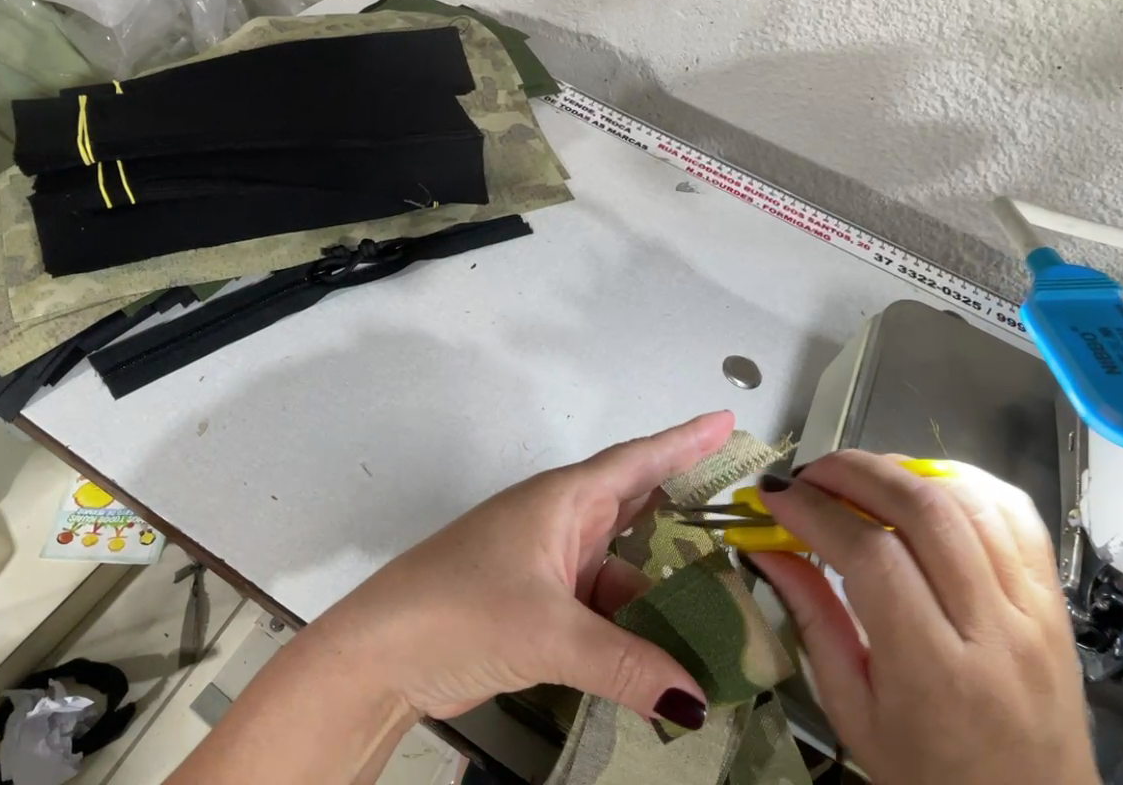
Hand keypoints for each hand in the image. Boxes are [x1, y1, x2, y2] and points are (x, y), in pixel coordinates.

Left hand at [297, 410, 735, 728]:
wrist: (381, 654)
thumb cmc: (456, 610)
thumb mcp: (547, 632)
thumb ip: (626, 664)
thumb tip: (694, 700)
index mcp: (562, 500)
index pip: (638, 459)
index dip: (686, 440)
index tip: (726, 421)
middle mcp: (560, 523)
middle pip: (637, 508)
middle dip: (687, 511)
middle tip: (741, 515)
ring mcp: (549, 565)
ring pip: (624, 569)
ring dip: (662, 594)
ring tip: (719, 621)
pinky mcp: (538, 605)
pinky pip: (603, 608)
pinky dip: (632, 630)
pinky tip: (662, 661)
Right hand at [751, 452, 1097, 784]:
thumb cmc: (927, 773)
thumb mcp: (851, 710)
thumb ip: (811, 618)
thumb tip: (764, 547)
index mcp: (934, 671)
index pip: (872, 556)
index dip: (814, 511)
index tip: (773, 495)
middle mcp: (994, 630)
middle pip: (923, 510)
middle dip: (852, 472)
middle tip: (807, 474)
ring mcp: (1034, 609)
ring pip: (968, 499)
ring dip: (900, 470)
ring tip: (854, 479)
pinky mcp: (1055, 599)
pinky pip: (1014, 513)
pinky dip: (960, 481)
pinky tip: (919, 487)